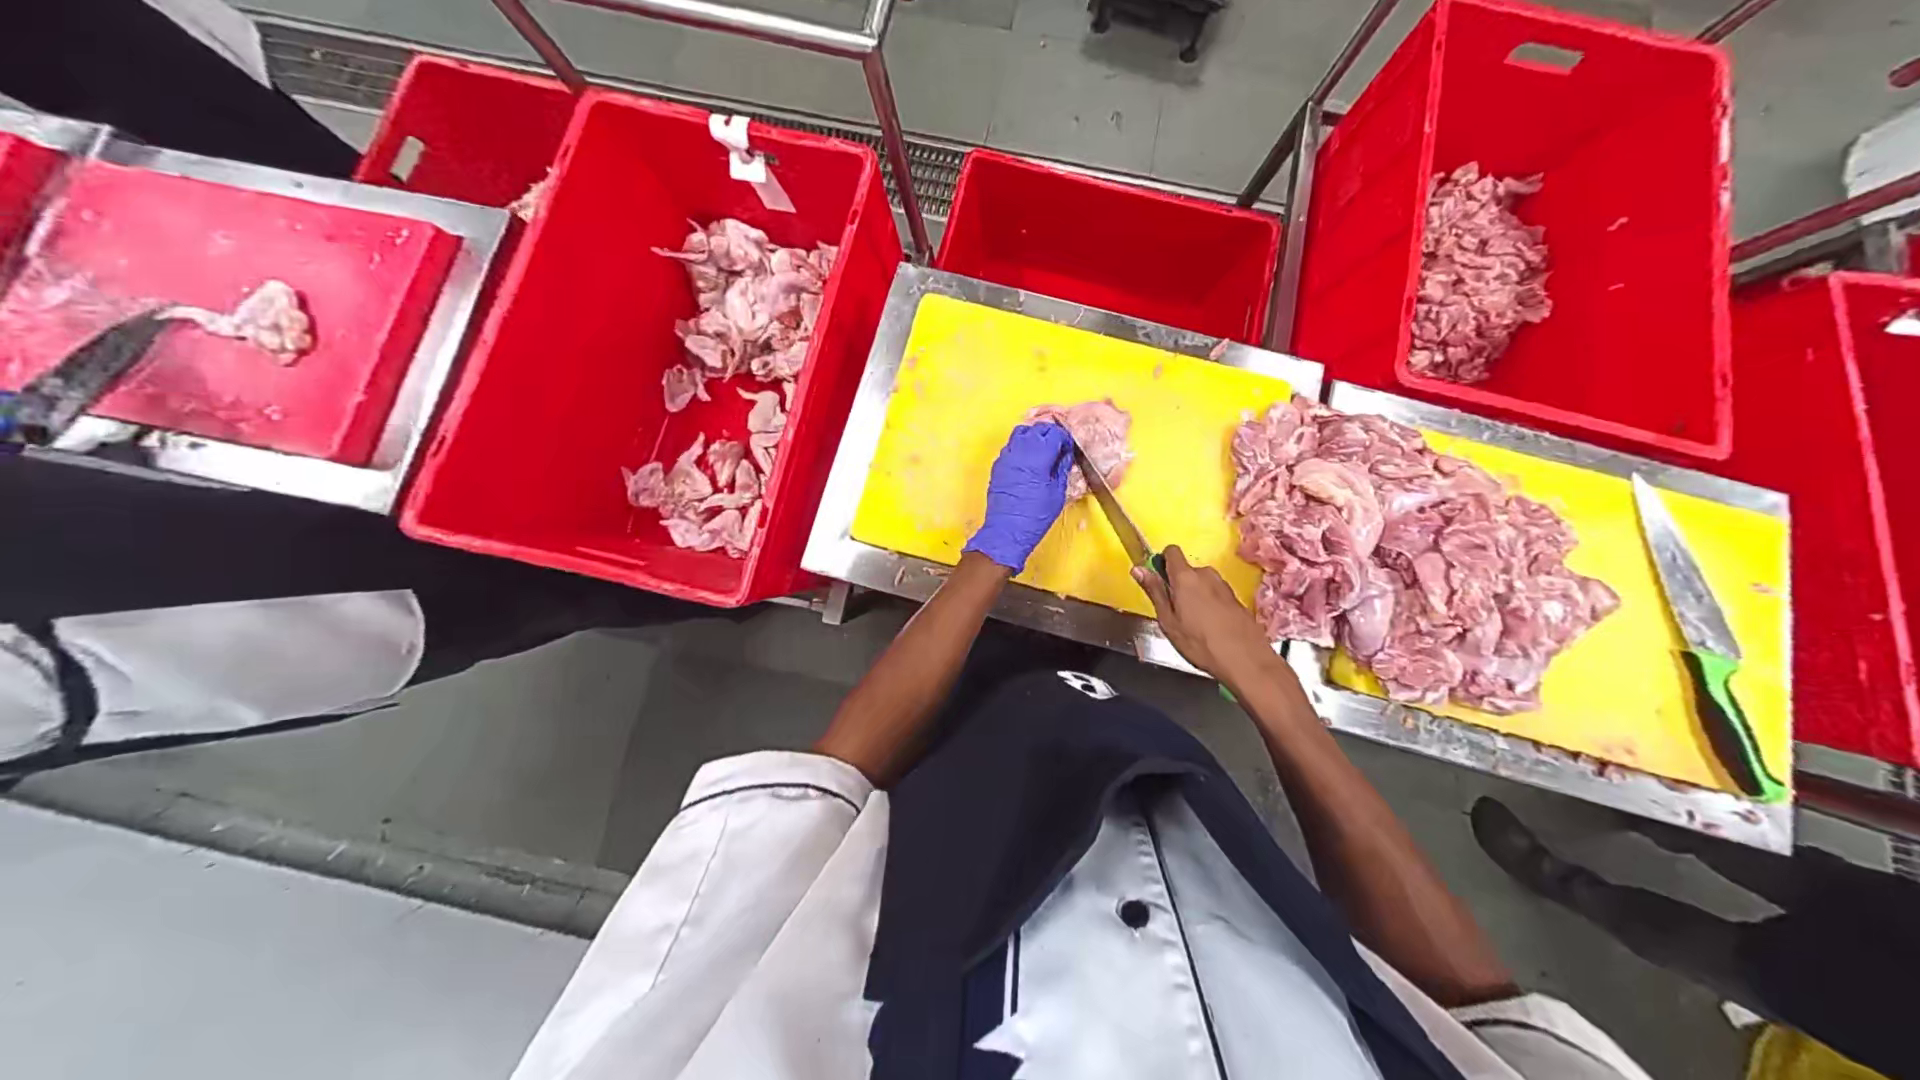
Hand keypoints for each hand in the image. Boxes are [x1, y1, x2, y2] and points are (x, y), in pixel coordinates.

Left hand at [964, 422, 1072, 572]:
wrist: (1007, 530)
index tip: (1068, 448)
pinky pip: (1011, 447)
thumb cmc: (1035, 515)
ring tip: (1043, 452)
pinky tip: (1028, 462)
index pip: (1054, 433)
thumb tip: (1065, 455)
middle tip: (1058, 448)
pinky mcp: (998, 465)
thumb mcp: (1057, 492)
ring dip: (1033, 438)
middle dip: (1050, 434)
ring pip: (1021, 433)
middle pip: (1037, 429)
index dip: (1064, 439)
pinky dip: (1021, 447)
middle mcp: (1020, 450)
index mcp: (1038, 455)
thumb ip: (1062, 468)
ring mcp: (1006, 456)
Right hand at [1133, 546, 1284, 686]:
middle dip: (1178, 586)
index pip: (1171, 551)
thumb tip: (1138, 569)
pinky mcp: (1236, 598)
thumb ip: (1154, 592)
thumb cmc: (1200, 643)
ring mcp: (1224, 586)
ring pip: (1201, 583)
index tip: (1159, 582)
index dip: (1162, 563)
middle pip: (1186, 571)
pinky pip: (1215, 594)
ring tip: (1193, 624)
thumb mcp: (1168, 621)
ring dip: (1195, 596)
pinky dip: (1209, 604)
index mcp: (1186, 577)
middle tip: (1175, 613)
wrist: (1246, 659)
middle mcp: (1207, 575)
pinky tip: (1211, 627)